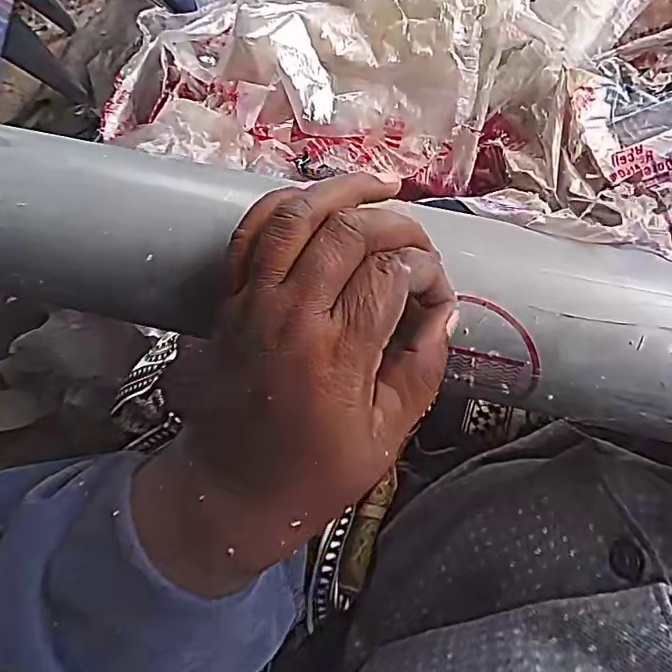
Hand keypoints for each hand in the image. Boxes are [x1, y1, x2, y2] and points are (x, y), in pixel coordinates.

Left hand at [133, 174, 455, 595]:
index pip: (390, 275)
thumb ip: (421, 367)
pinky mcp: (229, 295)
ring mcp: (252, 298)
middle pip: (348, 233)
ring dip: (340, 190)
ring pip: (295, 217)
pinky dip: (284, 203)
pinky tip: (316, 198)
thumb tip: (443, 310)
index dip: (425, 268)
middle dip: (396, 224)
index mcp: (336, 354)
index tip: (436, 285)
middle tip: (418, 240)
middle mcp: (291, 313)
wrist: (227, 488)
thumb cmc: (312, 473)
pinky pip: (251, 230)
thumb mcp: (385, 437)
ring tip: (381, 184)